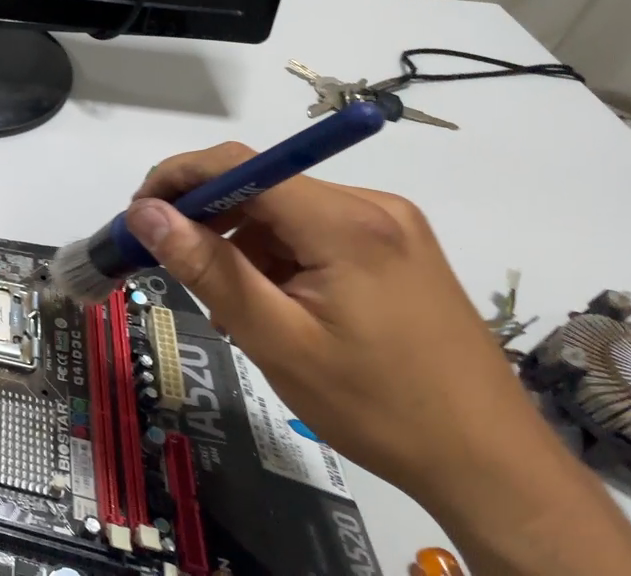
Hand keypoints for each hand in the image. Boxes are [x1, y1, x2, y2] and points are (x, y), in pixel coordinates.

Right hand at [126, 143, 630, 575]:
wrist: (493, 468)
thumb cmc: (378, 406)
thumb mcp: (276, 340)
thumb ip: (207, 268)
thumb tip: (145, 212)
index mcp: (346, 222)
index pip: (239, 164)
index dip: (177, 178)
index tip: (137, 217)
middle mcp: (372, 207)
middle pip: (260, 185)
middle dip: (205, 218)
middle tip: (170, 265)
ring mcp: (391, 227)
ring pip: (283, 211)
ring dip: (240, 244)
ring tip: (228, 305)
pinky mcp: (398, 250)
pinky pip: (313, 233)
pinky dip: (276, 258)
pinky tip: (271, 304)